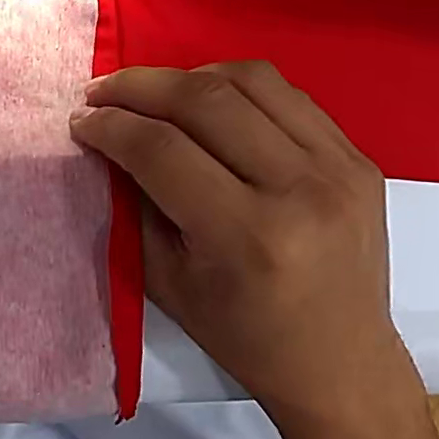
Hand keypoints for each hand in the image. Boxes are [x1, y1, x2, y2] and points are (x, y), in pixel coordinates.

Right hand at [69, 62, 416, 428]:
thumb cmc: (243, 336)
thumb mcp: (166, 282)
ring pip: (250, 80)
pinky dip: (236, 87)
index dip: (111, 126)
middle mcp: (298, 190)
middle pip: (203, 101)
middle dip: (138, 86)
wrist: (340, 362)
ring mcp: (338, 166)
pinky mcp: (357, 157)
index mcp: (246, 236)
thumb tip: (112, 141)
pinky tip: (209, 102)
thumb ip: (136, 204)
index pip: (162, 151)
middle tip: (102, 91)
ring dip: (187, 76)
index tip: (81, 120)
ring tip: (154, 93)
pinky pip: (287, 94)